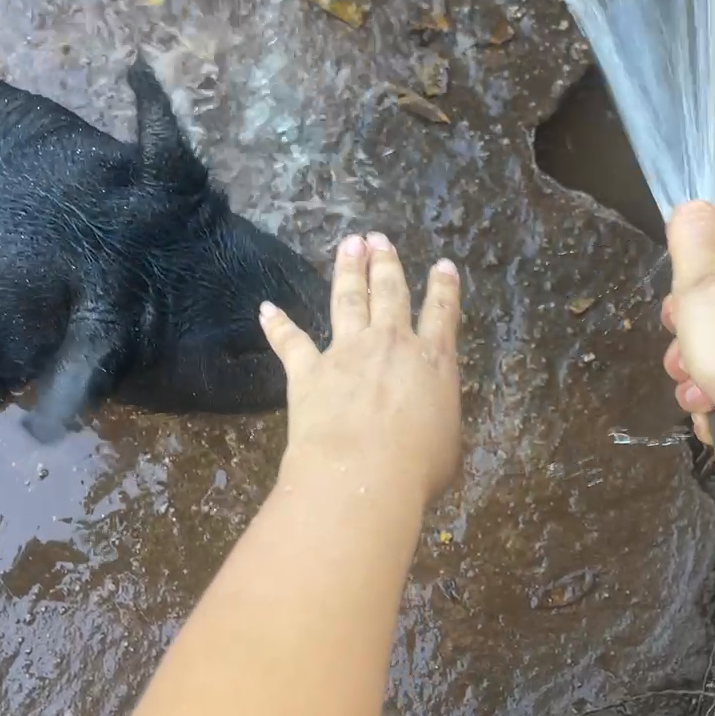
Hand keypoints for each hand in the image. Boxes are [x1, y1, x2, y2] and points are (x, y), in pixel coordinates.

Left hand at [259, 232, 462, 499]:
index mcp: (433, 361)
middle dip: (386, 264)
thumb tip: (430, 414)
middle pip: (391, 294)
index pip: (443, 313)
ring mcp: (347, 353)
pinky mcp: (309, 371)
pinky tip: (266, 308)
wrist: (362, 476)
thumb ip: (438, 415)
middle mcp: (391, 344)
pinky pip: (291, 342)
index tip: (443, 265)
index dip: (444, 287)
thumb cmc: (417, 467)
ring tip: (349, 244)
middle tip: (379, 239)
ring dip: (348, 271)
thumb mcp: (447, 441)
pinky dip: (278, 325)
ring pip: (348, 301)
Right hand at [660, 201, 714, 445]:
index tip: (676, 322)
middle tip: (684, 363)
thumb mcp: (700, 282)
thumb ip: (692, 240)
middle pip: (709, 321)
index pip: (707, 278)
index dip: (681, 302)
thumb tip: (694, 202)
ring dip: (696, 380)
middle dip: (686, 348)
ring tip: (700, 396)